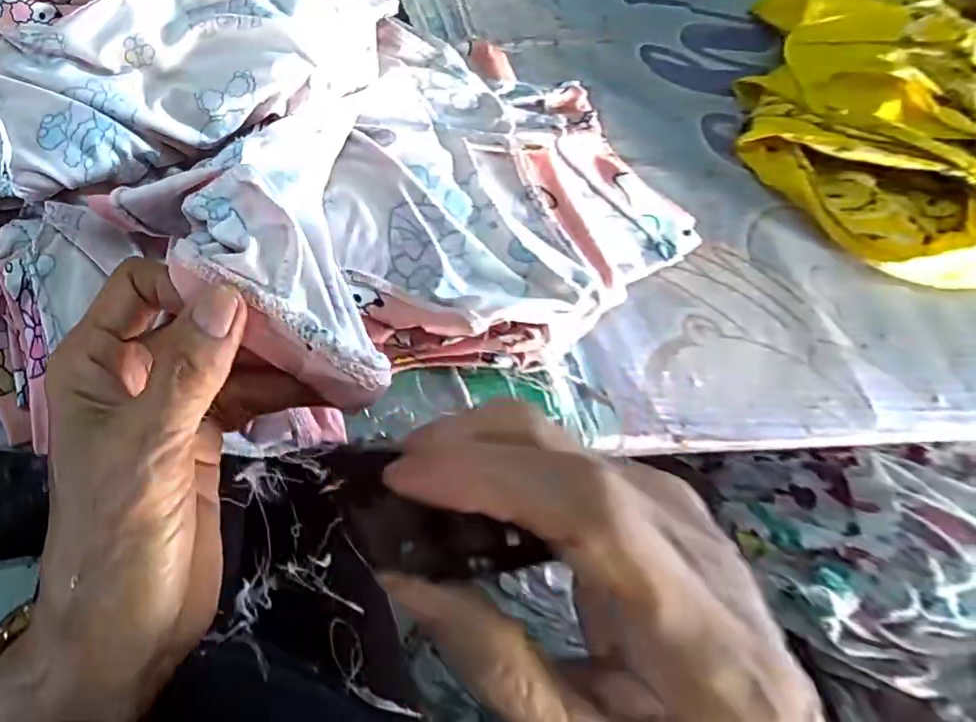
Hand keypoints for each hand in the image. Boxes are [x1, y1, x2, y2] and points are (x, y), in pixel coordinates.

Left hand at [0, 259, 318, 721]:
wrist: (127, 628)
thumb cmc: (116, 529)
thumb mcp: (149, 445)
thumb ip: (188, 371)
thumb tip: (226, 295)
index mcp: (95, 358)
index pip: (137, 288)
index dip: (184, 281)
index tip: (245, 288)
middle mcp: (131, 369)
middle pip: (190, 320)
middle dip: (244, 318)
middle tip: (309, 315)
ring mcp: (169, 402)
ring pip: (223, 358)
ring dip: (273, 355)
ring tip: (333, 351)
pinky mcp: (202, 434)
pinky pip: (243, 397)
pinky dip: (280, 392)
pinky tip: (326, 388)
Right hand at [380, 403, 821, 721]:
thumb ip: (491, 659)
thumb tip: (398, 573)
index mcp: (701, 635)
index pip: (590, 510)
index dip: (485, 477)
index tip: (401, 480)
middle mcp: (702, 556)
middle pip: (570, 456)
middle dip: (464, 445)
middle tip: (396, 469)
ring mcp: (685, 519)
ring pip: (563, 438)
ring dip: (477, 439)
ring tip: (423, 471)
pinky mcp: (661, 503)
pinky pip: (566, 451)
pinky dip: (502, 449)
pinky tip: (472, 479)